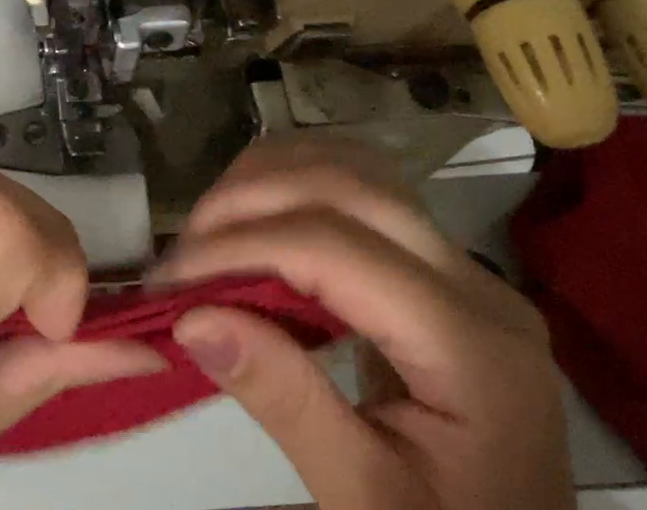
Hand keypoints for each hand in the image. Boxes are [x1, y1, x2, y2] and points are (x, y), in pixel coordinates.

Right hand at [153, 136, 574, 509]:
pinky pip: (366, 191)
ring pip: (360, 170)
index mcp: (471, 345)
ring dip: (273, 178)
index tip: (169, 280)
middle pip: (351, 186)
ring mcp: (463, 268)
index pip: (337, 248)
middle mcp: (477, 283)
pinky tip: (259, 216)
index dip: (241, 246)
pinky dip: (300, 184)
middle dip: (249, 199)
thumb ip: (287, 404)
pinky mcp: (440, 268)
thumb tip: (192, 319)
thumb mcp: (367, 497)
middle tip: (182, 249)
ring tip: (211, 227)